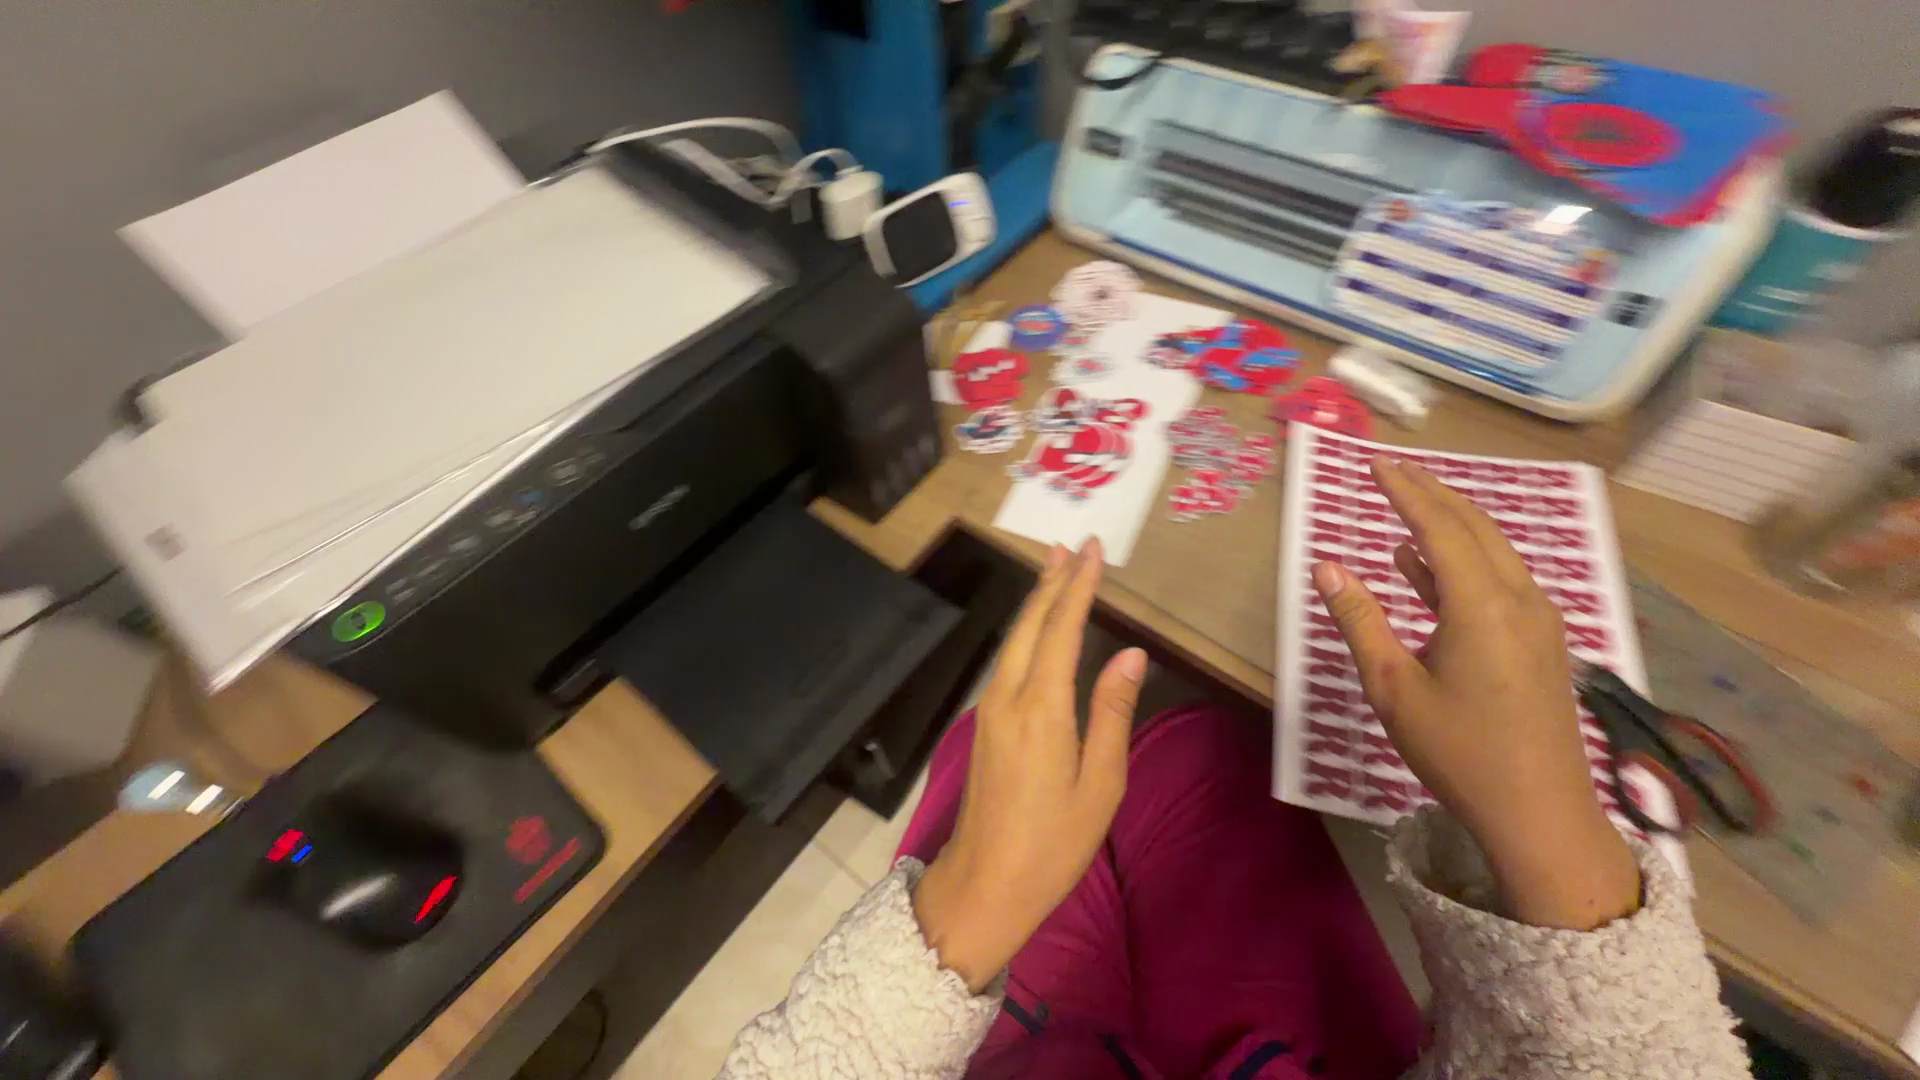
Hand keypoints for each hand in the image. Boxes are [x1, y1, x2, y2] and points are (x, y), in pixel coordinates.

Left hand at [914, 539, 1146, 989]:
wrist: (986, 881)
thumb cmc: (1054, 842)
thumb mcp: (1101, 783)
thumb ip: (1113, 712)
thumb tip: (1132, 654)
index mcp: (1041, 708)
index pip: (1062, 629)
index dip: (1078, 586)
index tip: (1093, 550)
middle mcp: (1008, 696)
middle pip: (1030, 624)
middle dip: (1051, 581)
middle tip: (1071, 545)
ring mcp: (990, 708)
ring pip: (1015, 639)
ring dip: (1036, 601)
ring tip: (1055, 569)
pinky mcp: (984, 722)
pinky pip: (1008, 660)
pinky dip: (1027, 631)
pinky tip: (1038, 626)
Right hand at [1312, 457, 1639, 929]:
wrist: (1538, 813)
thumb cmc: (1457, 750)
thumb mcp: (1392, 686)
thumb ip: (1359, 620)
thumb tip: (1327, 567)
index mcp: (1482, 606)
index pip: (1440, 528)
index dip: (1406, 492)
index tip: (1376, 466)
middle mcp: (1519, 600)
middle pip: (1475, 527)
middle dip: (1432, 493)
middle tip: (1393, 470)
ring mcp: (1536, 621)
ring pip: (1492, 551)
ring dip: (1449, 523)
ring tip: (1407, 502)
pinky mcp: (1538, 642)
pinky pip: (1498, 580)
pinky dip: (1460, 561)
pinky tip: (1422, 564)